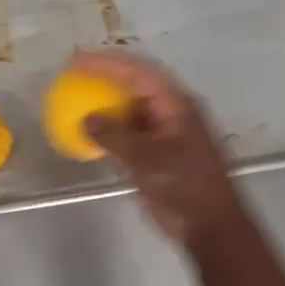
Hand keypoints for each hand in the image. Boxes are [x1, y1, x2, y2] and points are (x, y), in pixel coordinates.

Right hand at [74, 50, 237, 246]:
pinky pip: (130, 132)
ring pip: (132, 108)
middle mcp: (172, 112)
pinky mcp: (160, 154)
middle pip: (136, 84)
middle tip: (74, 74)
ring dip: (106, 103)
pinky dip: (110, 129)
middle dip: (105, 76)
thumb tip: (86, 119)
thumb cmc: (183, 187)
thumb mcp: (145, 159)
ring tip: (77, 99)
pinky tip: (91, 132)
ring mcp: (167, 133)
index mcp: (176, 105)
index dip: (107, 63)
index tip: (76, 60)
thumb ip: (113, 136)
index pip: (138, 72)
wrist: (210, 225)